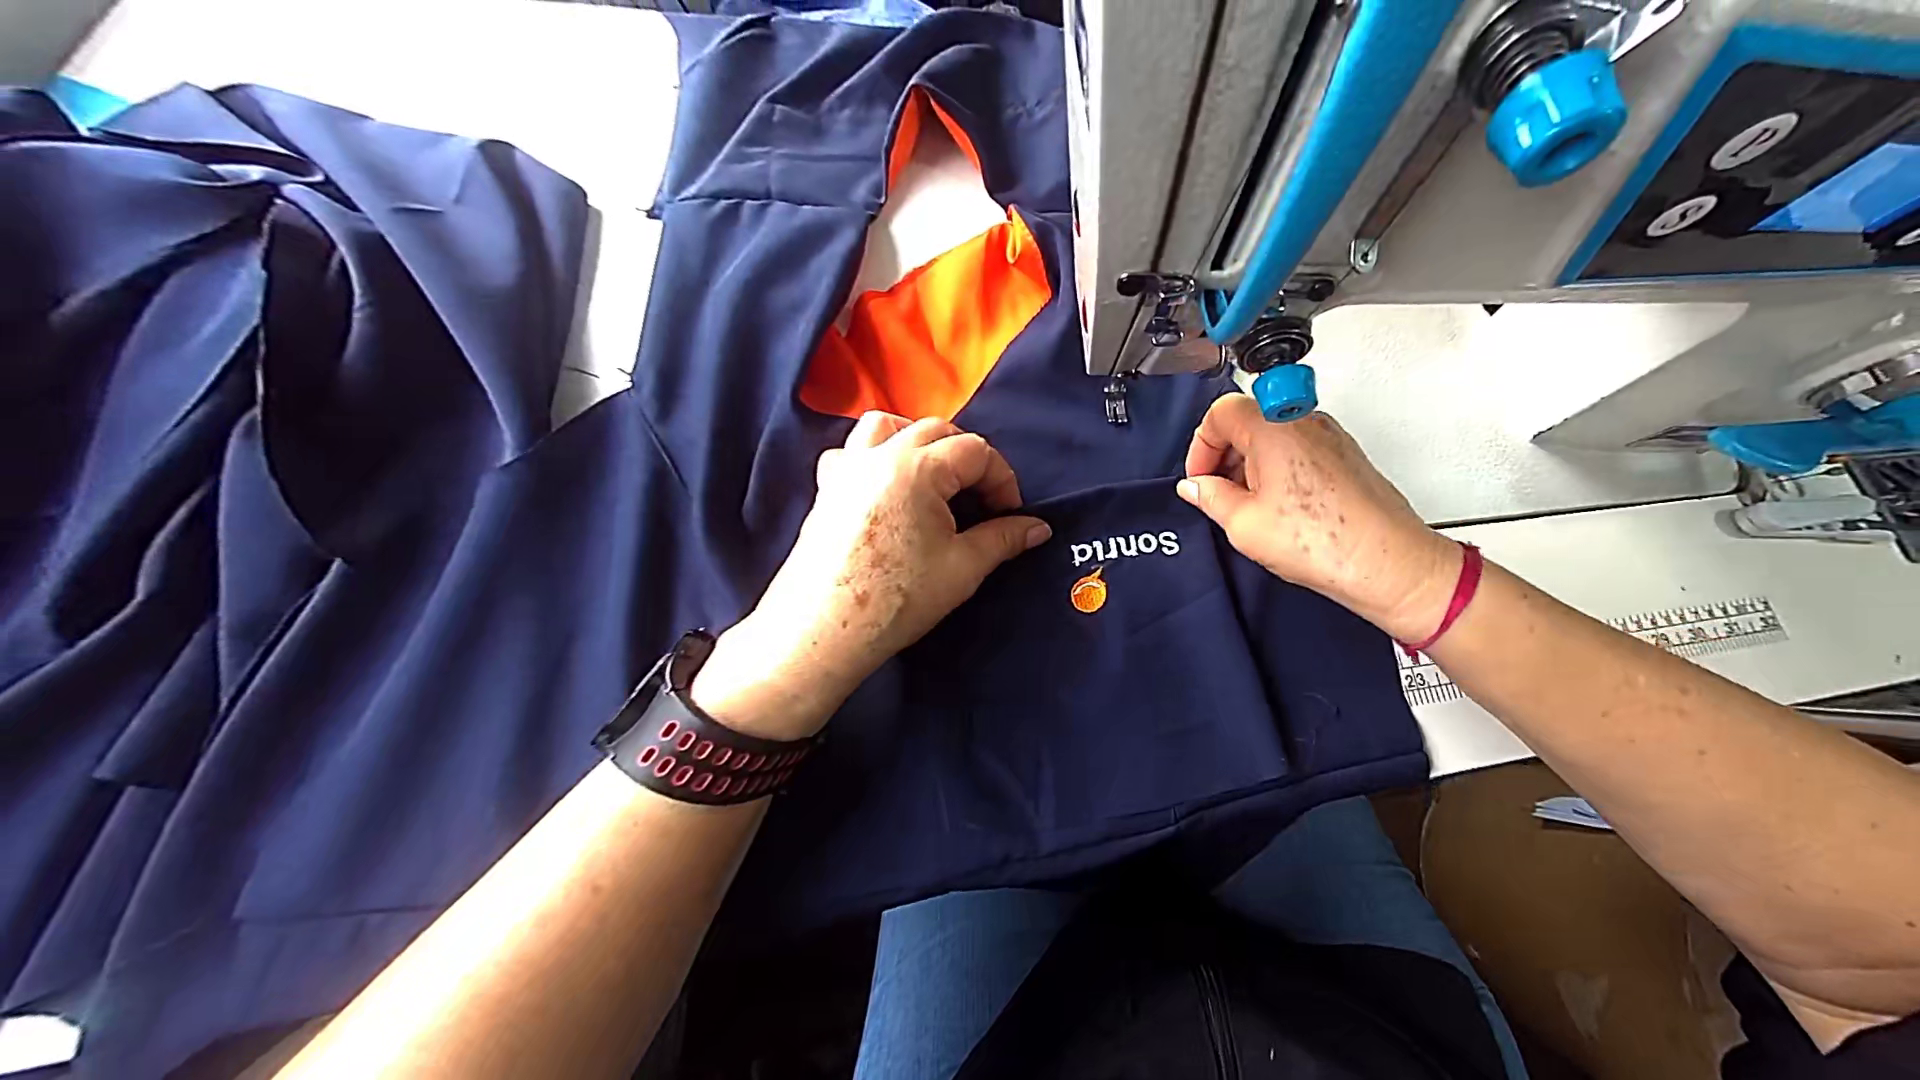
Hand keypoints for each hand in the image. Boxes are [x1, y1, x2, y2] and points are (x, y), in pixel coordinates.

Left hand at [692, 413, 1050, 739]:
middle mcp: (878, 456)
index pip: (975, 451)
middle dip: (967, 459)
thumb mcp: (962, 568)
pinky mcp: (827, 490)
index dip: (1002, 479)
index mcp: (917, 467)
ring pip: (888, 427)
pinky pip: (852, 451)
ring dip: (919, 441)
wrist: (823, 632)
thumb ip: (1003, 538)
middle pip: (936, 431)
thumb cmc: (893, 600)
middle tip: (982, 499)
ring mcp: (847, 469)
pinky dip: (876, 455)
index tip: (1010, 512)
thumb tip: (1035, 528)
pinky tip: (888, 488)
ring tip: (936, 479)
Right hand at [1176, 394, 1459, 641]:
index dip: (1200, 446)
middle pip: (1246, 420)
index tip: (1199, 476)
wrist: (1385, 563)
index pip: (1220, 412)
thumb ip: (1209, 497)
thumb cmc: (1325, 541)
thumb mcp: (1242, 523)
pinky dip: (1275, 470)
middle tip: (1215, 491)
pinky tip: (1273, 508)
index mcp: (1274, 427)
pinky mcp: (1342, 455)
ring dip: (1248, 464)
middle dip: (1223, 455)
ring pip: (1271, 435)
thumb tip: (1196, 487)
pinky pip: (1295, 449)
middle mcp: (1304, 421)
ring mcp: (1328, 436)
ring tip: (1245, 506)